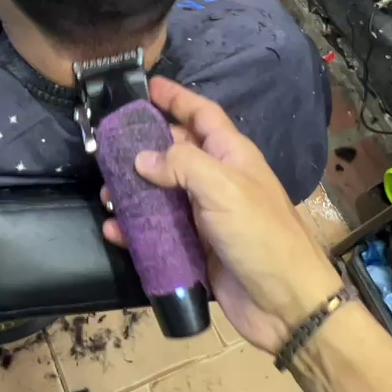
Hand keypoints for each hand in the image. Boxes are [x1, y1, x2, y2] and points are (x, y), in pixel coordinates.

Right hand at [101, 77, 342, 353]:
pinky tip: (114, 230)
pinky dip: (134, 230)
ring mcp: (203, 215)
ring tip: (106, 194)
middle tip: (107, 147)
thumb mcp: (224, 188)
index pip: (201, 114)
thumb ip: (181, 165)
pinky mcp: (193, 247)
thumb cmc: (260, 235)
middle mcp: (216, 180)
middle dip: (142, 147)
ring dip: (132, 192)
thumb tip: (141, 159)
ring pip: (159, 193)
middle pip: (173, 152)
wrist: (285, 305)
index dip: (177, 98)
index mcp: (230, 156)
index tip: (147, 86)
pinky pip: (157, 232)